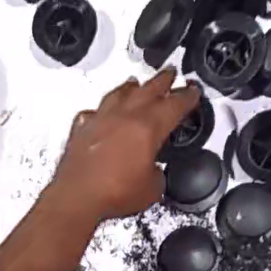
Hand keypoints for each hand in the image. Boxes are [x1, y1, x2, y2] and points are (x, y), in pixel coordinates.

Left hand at [48, 69, 199, 218]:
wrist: (78, 197)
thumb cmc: (112, 192)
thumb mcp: (151, 190)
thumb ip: (156, 175)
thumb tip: (153, 173)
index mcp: (148, 127)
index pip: (174, 104)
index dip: (187, 97)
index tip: (192, 91)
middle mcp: (124, 117)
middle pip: (148, 89)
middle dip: (162, 80)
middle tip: (170, 74)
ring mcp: (101, 119)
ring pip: (119, 94)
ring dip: (131, 88)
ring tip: (135, 84)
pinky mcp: (82, 130)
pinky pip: (93, 112)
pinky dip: (101, 110)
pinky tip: (101, 112)